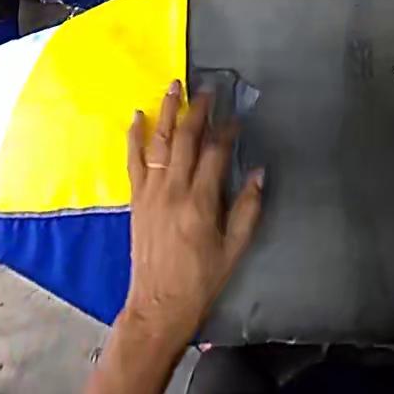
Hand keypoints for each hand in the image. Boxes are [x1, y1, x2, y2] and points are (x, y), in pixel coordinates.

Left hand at [121, 80, 264, 343]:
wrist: (157, 307)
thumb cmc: (201, 277)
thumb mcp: (235, 247)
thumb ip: (248, 207)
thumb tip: (259, 171)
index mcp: (200, 202)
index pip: (215, 153)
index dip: (227, 131)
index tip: (237, 117)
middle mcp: (172, 191)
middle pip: (185, 139)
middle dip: (198, 110)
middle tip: (208, 89)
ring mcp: (150, 193)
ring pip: (159, 143)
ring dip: (167, 112)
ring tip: (173, 86)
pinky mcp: (136, 200)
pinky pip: (134, 161)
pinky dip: (135, 137)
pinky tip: (138, 116)